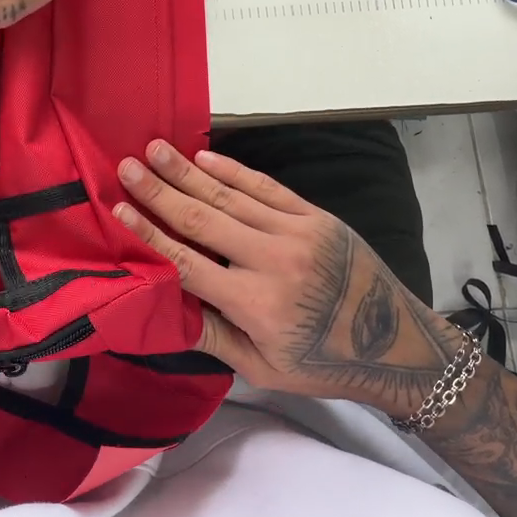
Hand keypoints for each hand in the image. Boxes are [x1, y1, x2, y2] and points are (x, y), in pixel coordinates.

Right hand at [113, 142, 469, 418]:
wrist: (398, 345)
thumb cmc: (323, 363)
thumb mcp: (263, 368)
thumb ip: (212, 336)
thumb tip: (161, 307)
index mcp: (255, 304)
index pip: (187, 262)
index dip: (149, 235)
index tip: (118, 210)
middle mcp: (272, 261)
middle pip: (202, 218)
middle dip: (159, 191)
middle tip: (126, 165)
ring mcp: (296, 233)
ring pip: (230, 195)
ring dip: (187, 171)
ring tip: (155, 148)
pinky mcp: (315, 216)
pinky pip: (266, 187)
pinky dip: (234, 170)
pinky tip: (204, 155)